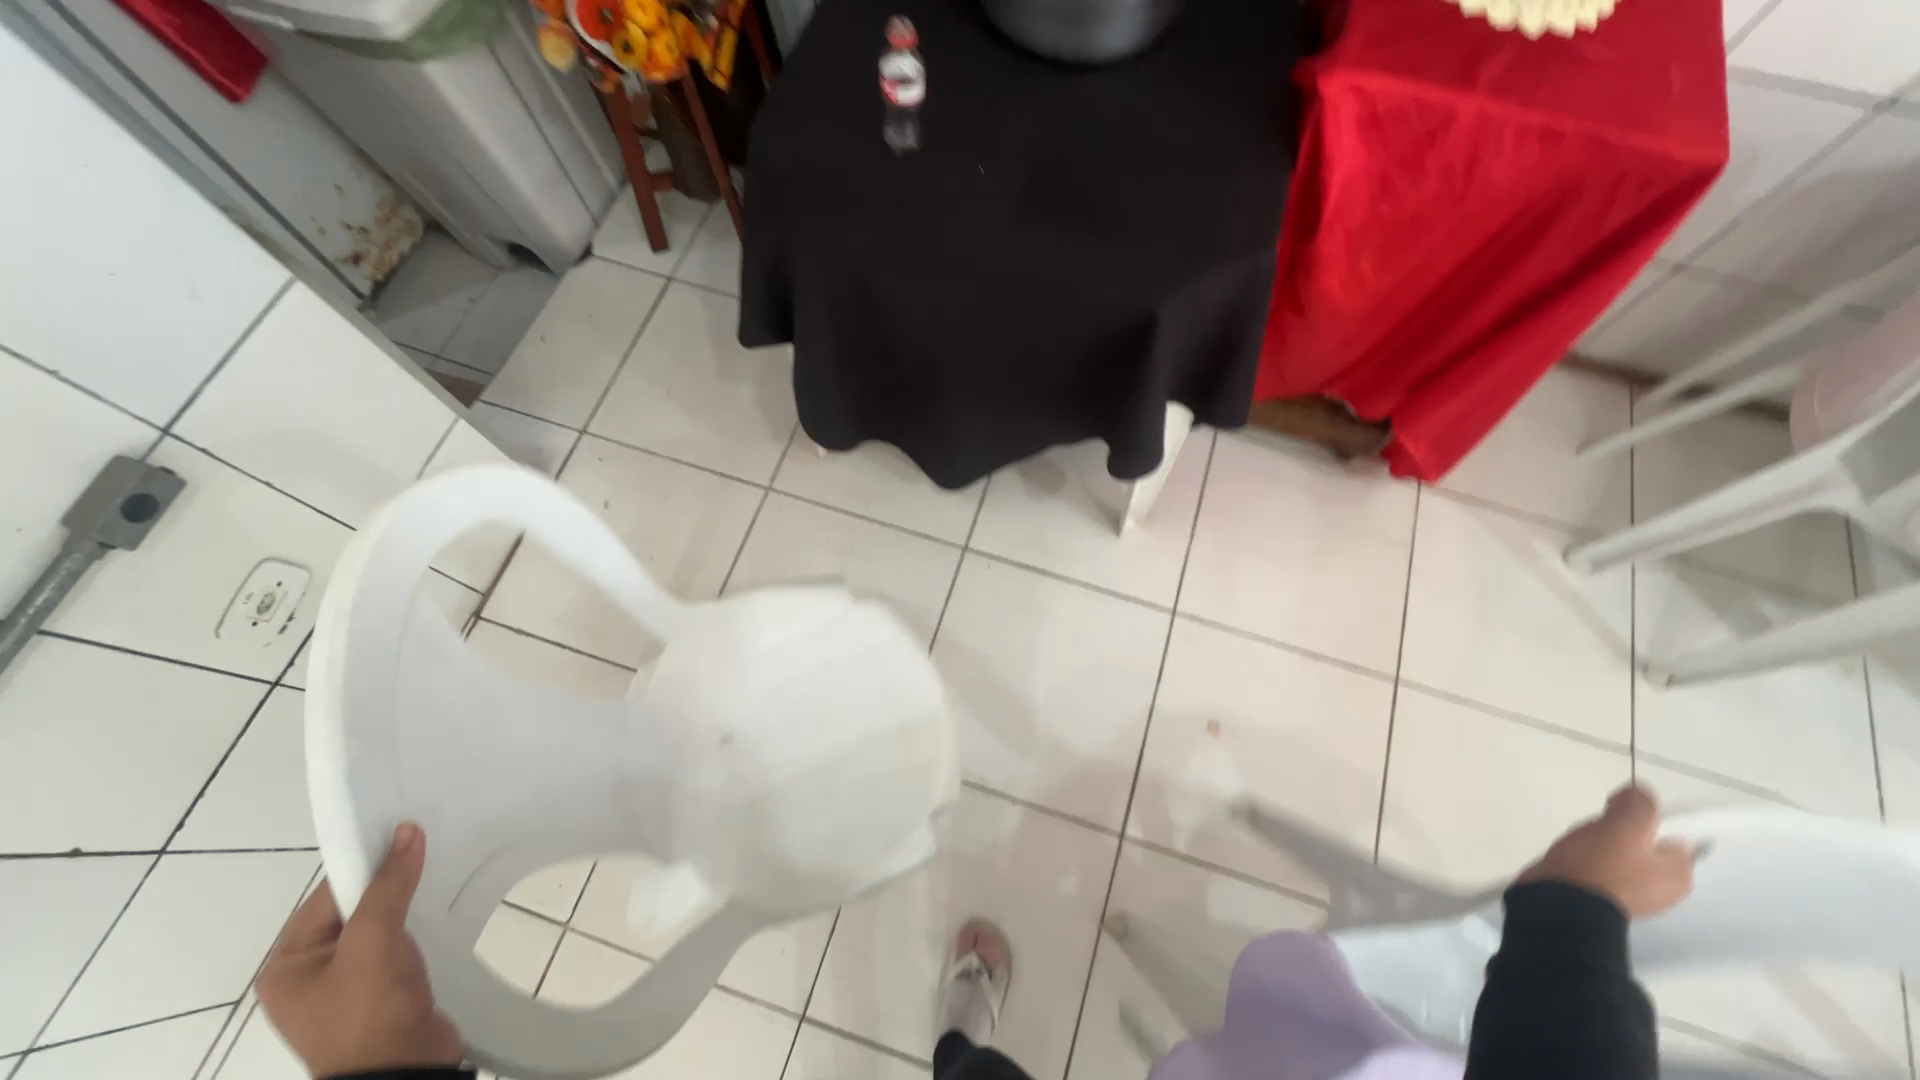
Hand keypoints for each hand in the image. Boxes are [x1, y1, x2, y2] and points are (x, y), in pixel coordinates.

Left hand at [257, 824, 461, 1076]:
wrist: (402, 1075)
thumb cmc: (370, 1010)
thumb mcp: (375, 941)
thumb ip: (389, 885)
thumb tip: (406, 831)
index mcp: (287, 965)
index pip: (328, 896)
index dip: (366, 864)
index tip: (407, 835)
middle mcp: (307, 974)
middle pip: (352, 910)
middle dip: (388, 883)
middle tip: (426, 851)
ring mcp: (343, 987)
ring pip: (376, 928)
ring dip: (404, 904)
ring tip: (436, 876)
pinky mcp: (378, 995)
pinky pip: (392, 948)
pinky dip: (412, 928)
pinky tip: (435, 913)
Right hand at [1519, 784, 1694, 918]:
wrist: (1560, 903)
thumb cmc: (1598, 866)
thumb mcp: (1623, 826)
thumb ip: (1638, 805)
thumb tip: (1637, 792)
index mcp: (1679, 875)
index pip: (1671, 835)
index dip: (1645, 819)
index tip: (1618, 815)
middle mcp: (1664, 890)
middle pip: (1643, 845)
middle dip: (1618, 833)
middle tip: (1597, 830)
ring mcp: (1633, 897)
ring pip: (1620, 856)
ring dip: (1600, 846)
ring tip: (1580, 844)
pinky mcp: (1604, 899)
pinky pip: (1602, 870)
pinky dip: (1588, 861)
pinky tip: (1573, 858)